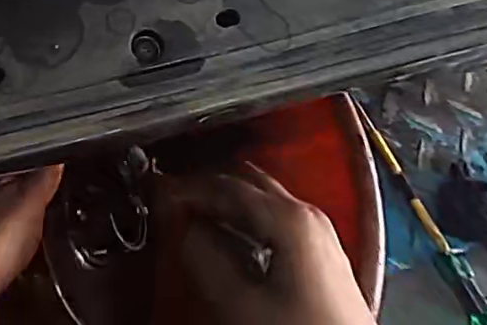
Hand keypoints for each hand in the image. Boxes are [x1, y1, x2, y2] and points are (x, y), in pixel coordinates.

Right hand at [161, 163, 371, 324]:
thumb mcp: (244, 306)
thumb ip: (207, 260)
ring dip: (228, 204)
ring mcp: (320, 235)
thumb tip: (183, 228)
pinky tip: (232, 243)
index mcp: (291, 218)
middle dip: (209, 188)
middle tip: (177, 202)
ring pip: (263, 199)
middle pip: (247, 182)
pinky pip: (277, 221)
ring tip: (198, 219)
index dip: (189, 188)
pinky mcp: (324, 258)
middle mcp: (308, 215)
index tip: (162, 195)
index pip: (226, 185)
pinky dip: (248, 221)